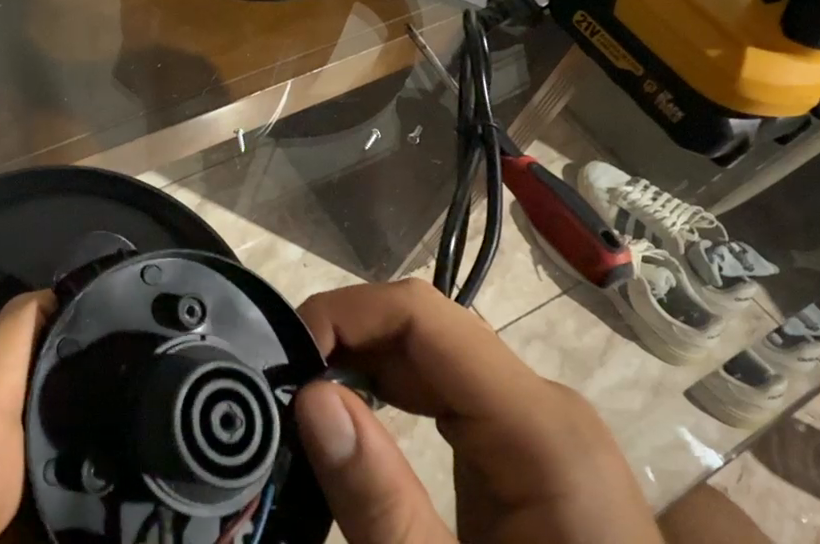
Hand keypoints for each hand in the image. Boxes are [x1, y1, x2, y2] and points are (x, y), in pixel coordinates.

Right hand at [292, 280, 660, 543]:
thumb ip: (381, 503)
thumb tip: (309, 396)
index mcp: (541, 429)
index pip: (423, 316)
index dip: (345, 315)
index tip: (282, 361)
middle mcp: (544, 407)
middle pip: (425, 329)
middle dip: (343, 342)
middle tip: (275, 389)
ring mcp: (539, 427)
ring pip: (431, 358)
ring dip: (360, 368)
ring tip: (299, 406)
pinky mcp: (525, 451)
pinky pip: (446, 395)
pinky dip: (389, 396)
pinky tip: (351, 427)